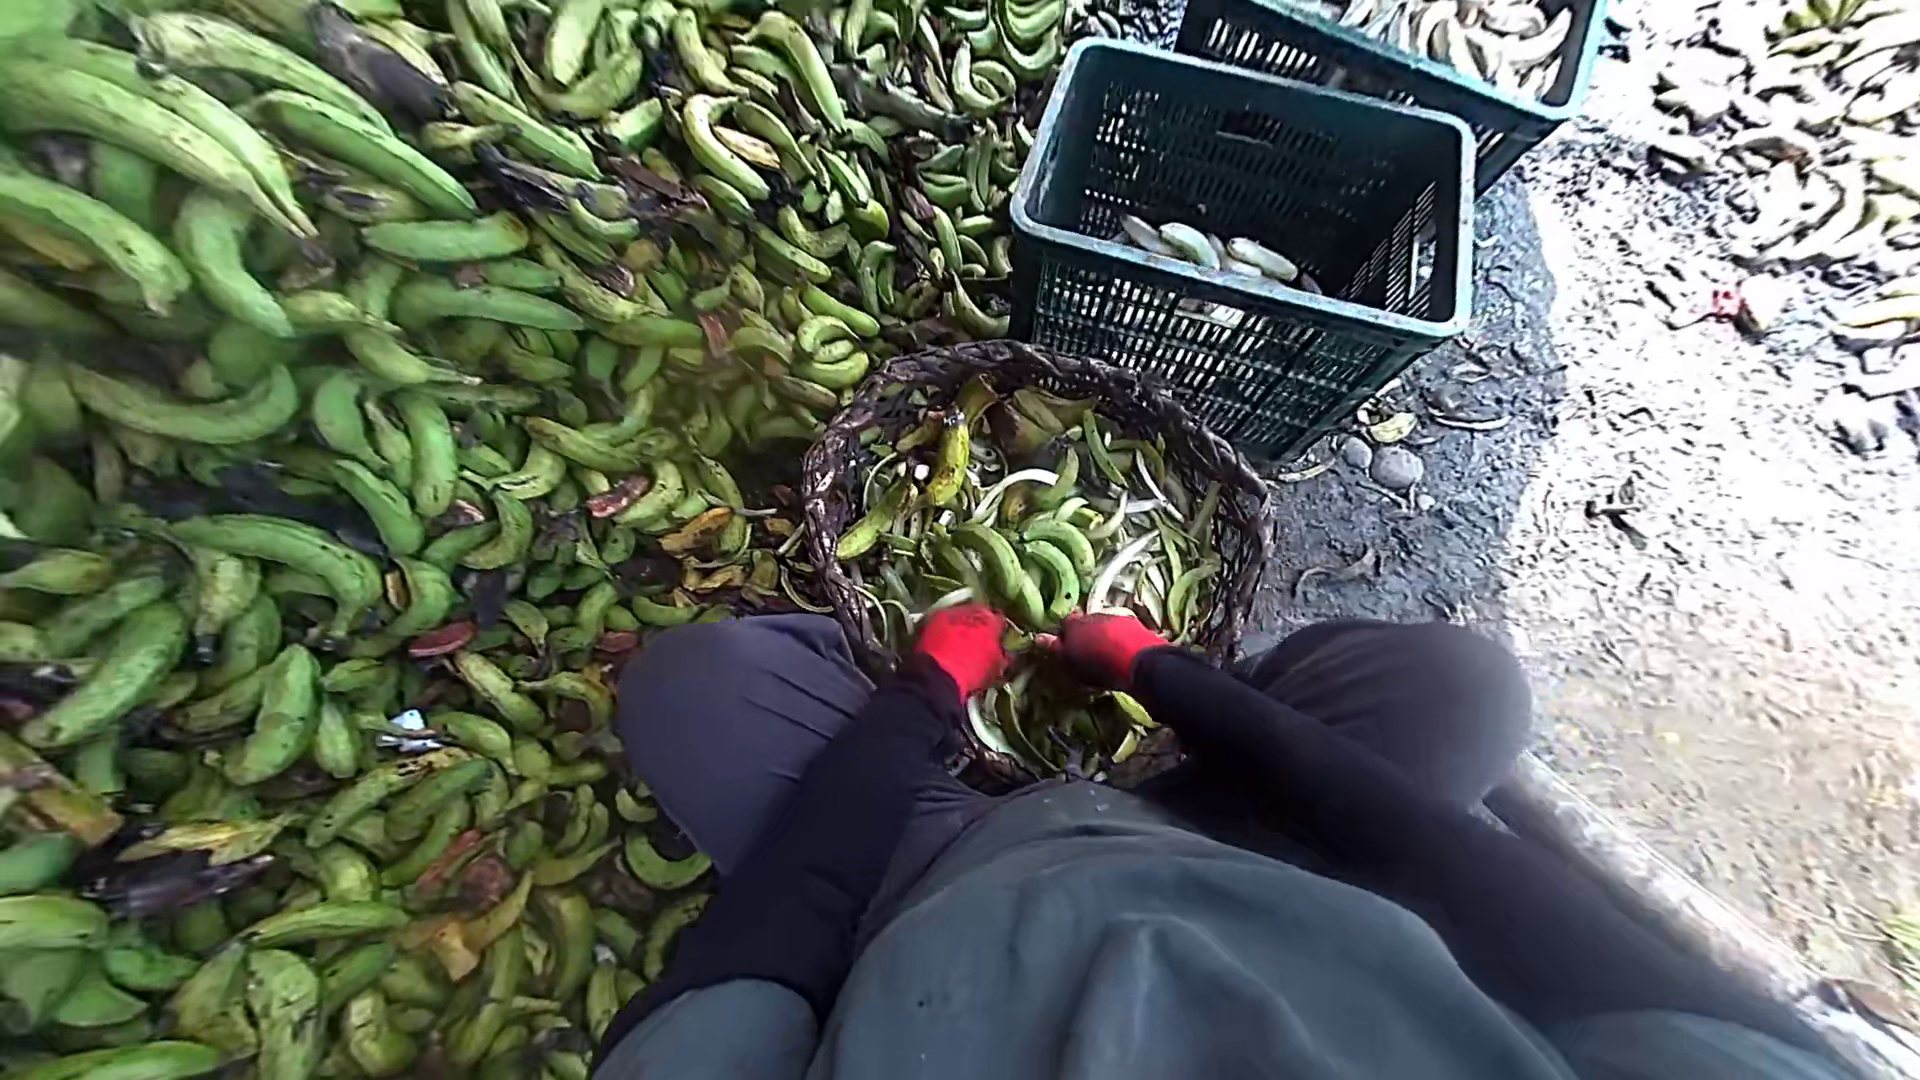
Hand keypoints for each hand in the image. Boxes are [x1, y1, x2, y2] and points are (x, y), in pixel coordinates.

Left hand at [912, 604, 1008, 698]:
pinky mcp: (930, 620)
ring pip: (958, 618)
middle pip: (978, 616)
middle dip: (978, 627)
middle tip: (977, 643)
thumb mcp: (995, 668)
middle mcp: (970, 610)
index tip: (996, 642)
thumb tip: (1004, 654)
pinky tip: (943, 645)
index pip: (999, 621)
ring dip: (960, 627)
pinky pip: (942, 624)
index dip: (998, 633)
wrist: (938, 676)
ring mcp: (948, 613)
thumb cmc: (972, 672)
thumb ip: (1002, 656)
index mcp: (991, 619)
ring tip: (959, 644)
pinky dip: (944, 632)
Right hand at [1047, 612, 1166, 689]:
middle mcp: (1092, 614)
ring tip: (1106, 653)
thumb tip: (1037, 637)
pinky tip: (1123, 652)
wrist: (1135, 660)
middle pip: (1085, 622)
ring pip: (1104, 625)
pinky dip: (1121, 639)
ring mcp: (1115, 617)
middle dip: (1085, 633)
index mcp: (1072, 623)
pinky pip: (1123, 631)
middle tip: (1086, 650)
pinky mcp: (1135, 625)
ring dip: (1104, 635)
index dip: (1064, 634)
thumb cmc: (1094, 662)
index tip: (1065, 645)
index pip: (1064, 623)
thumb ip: (1053, 648)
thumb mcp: (1067, 660)